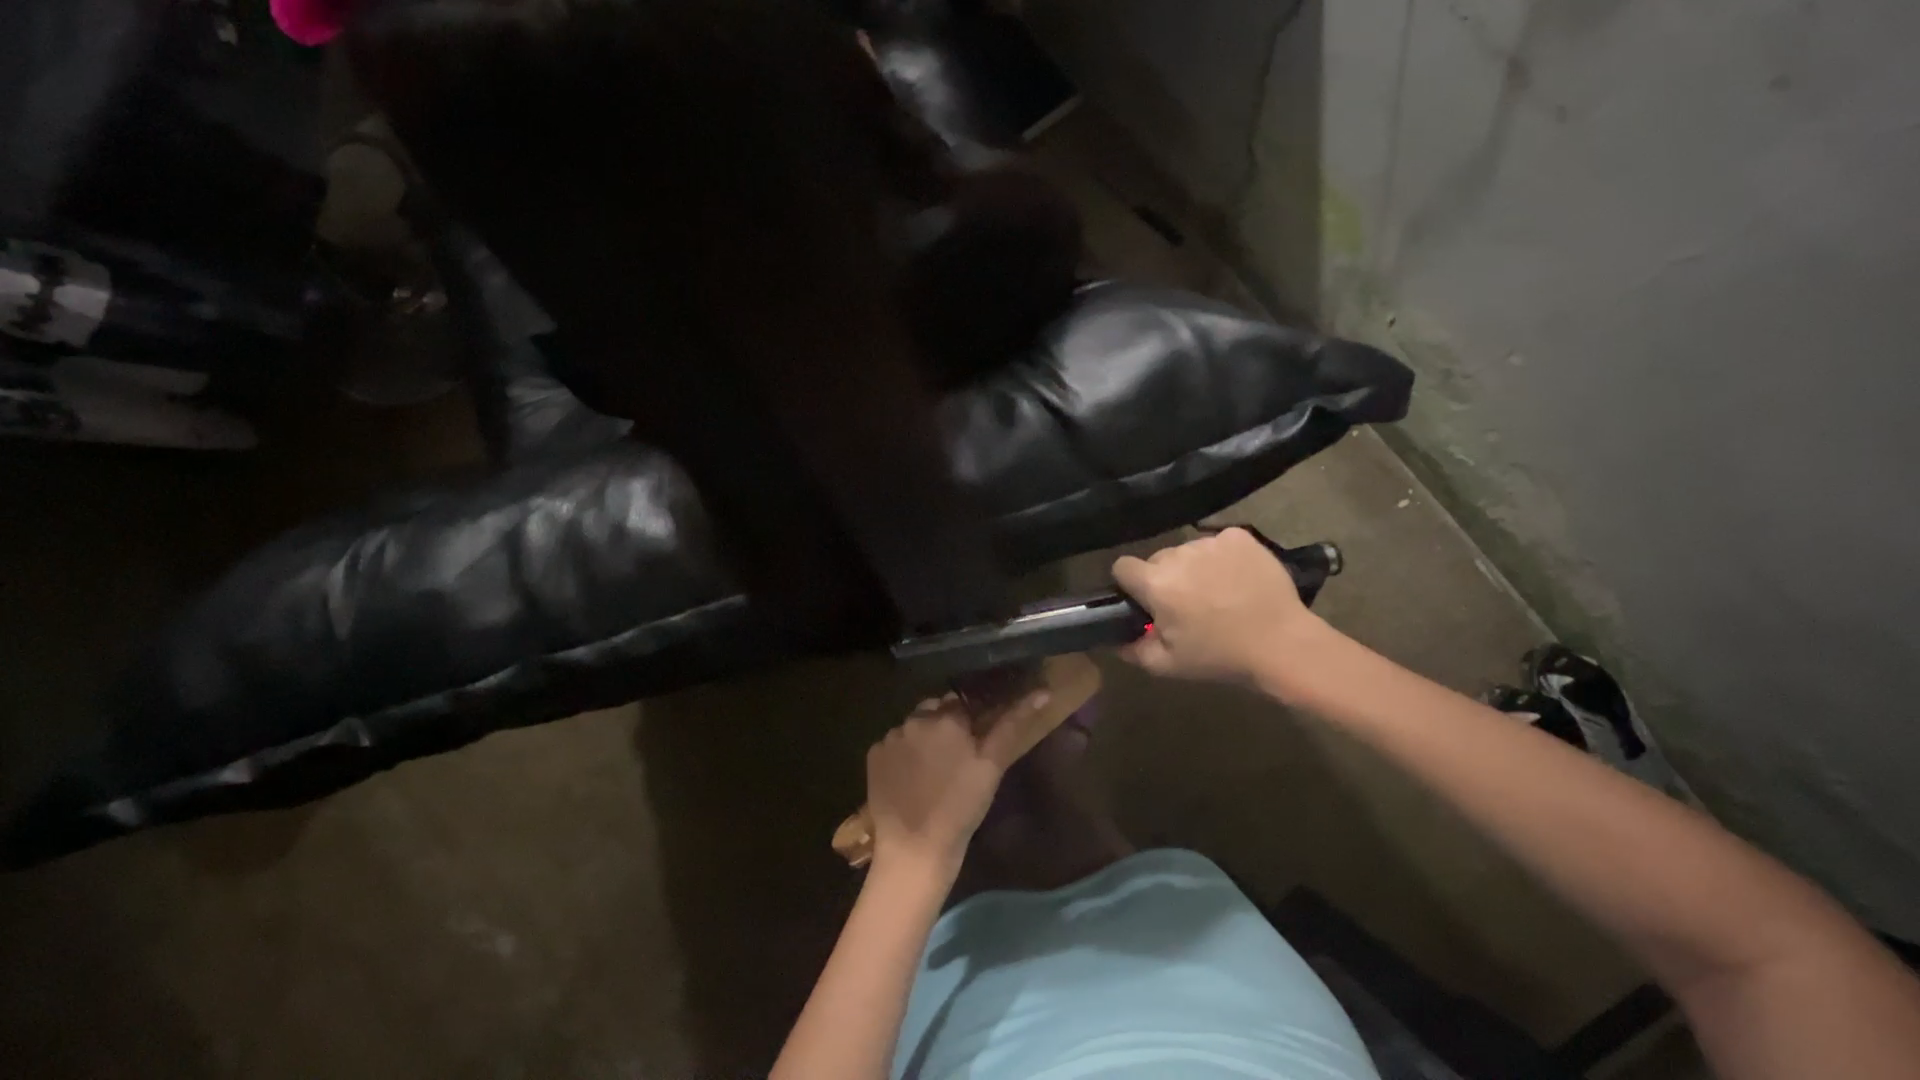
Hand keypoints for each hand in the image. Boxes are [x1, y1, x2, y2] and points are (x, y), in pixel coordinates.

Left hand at [866, 695, 1030, 878]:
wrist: (916, 848)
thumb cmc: (961, 807)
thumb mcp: (992, 766)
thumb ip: (1013, 724)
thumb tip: (1043, 692)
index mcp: (945, 717)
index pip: (961, 703)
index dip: (970, 722)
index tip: (975, 743)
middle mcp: (913, 719)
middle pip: (934, 711)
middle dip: (944, 726)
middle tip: (956, 759)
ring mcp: (890, 738)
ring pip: (912, 727)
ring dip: (923, 739)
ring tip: (932, 772)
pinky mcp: (873, 757)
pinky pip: (893, 745)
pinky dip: (902, 755)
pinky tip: (911, 780)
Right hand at [1113, 528, 1324, 683]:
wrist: (1282, 644)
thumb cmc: (1220, 656)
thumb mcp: (1168, 665)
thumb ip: (1133, 650)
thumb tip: (1116, 639)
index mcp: (1156, 583)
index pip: (1122, 567)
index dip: (1129, 584)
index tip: (1144, 601)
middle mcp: (1178, 554)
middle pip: (1157, 559)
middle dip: (1165, 578)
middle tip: (1186, 605)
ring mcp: (1211, 542)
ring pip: (1188, 551)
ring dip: (1194, 568)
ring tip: (1217, 593)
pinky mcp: (1240, 537)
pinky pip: (1218, 542)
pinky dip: (1222, 557)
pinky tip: (1237, 579)